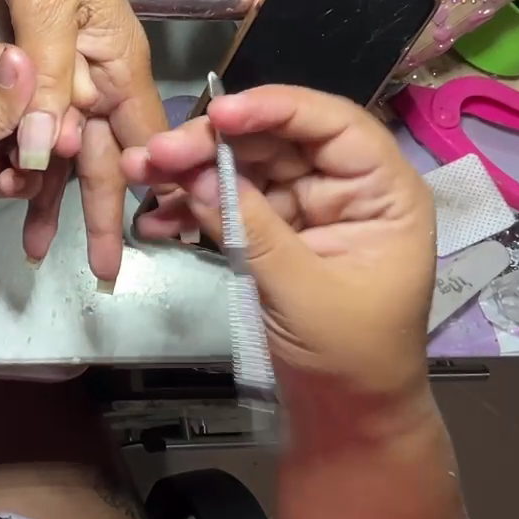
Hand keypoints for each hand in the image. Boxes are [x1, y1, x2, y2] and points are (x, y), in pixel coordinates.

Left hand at [0, 0, 168, 280]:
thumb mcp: (42, 17)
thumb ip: (43, 86)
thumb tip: (44, 152)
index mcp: (109, 64)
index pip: (134, 139)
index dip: (139, 190)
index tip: (140, 240)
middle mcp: (91, 79)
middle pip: (97, 158)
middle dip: (98, 214)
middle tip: (105, 270)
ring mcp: (59, 82)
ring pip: (61, 155)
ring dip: (54, 202)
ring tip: (44, 254)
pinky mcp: (26, 81)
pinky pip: (28, 137)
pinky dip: (22, 169)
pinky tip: (15, 204)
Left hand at [0, 44, 42, 284]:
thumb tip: (28, 57)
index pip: (5, 64)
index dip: (39, 83)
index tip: (65, 109)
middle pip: (21, 103)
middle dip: (40, 127)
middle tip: (55, 150)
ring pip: (22, 140)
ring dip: (32, 157)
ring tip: (24, 174)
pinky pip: (13, 172)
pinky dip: (20, 181)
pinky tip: (13, 190)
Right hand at [121, 86, 435, 402]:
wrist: (343, 409)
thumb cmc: (350, 353)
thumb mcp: (303, 289)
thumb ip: (250, 229)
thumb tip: (193, 176)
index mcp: (380, 191)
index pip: (332, 126)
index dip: (275, 109)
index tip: (218, 113)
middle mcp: (339, 187)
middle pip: (272, 143)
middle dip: (211, 144)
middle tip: (155, 152)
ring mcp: (299, 208)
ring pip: (240, 169)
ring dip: (187, 171)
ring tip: (138, 174)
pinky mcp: (267, 230)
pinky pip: (225, 205)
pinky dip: (189, 209)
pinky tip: (155, 219)